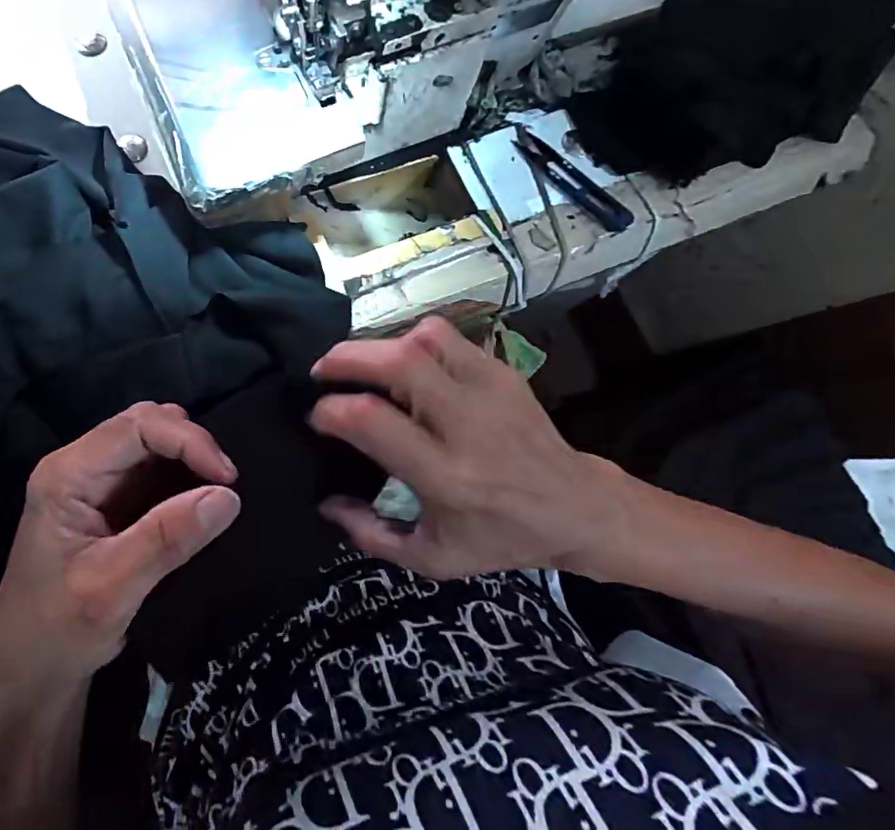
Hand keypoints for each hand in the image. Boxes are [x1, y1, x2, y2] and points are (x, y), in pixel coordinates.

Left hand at [0, 402, 241, 686]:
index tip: (228, 477)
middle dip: (190, 443)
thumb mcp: (113, 588)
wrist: (30, 672)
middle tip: (228, 483)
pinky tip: (203, 498)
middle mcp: (78, 466)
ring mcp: (93, 482)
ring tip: (221, 489)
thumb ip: (167, 538)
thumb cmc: (58, 631)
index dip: (187, 440)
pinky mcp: (110, 502)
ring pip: (151, 443)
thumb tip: (228, 497)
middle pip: (143, 424)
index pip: (135, 427)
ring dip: (189, 458)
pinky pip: (153, 471)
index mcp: (67, 475)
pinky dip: (183, 477)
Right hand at [309, 317, 634, 578]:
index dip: (331, 410)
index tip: (317, 417)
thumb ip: (370, 535)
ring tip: (363, 366)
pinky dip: (412, 340)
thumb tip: (324, 502)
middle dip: (346, 357)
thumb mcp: (433, 559)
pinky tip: (404, 365)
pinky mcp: (502, 371)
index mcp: (446, 475)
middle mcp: (467, 424)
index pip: (373, 421)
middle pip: (397, 363)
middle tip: (321, 369)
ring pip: (423, 338)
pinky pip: (445, 336)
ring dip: (381, 345)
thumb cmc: (500, 537)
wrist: (578, 509)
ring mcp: (490, 390)